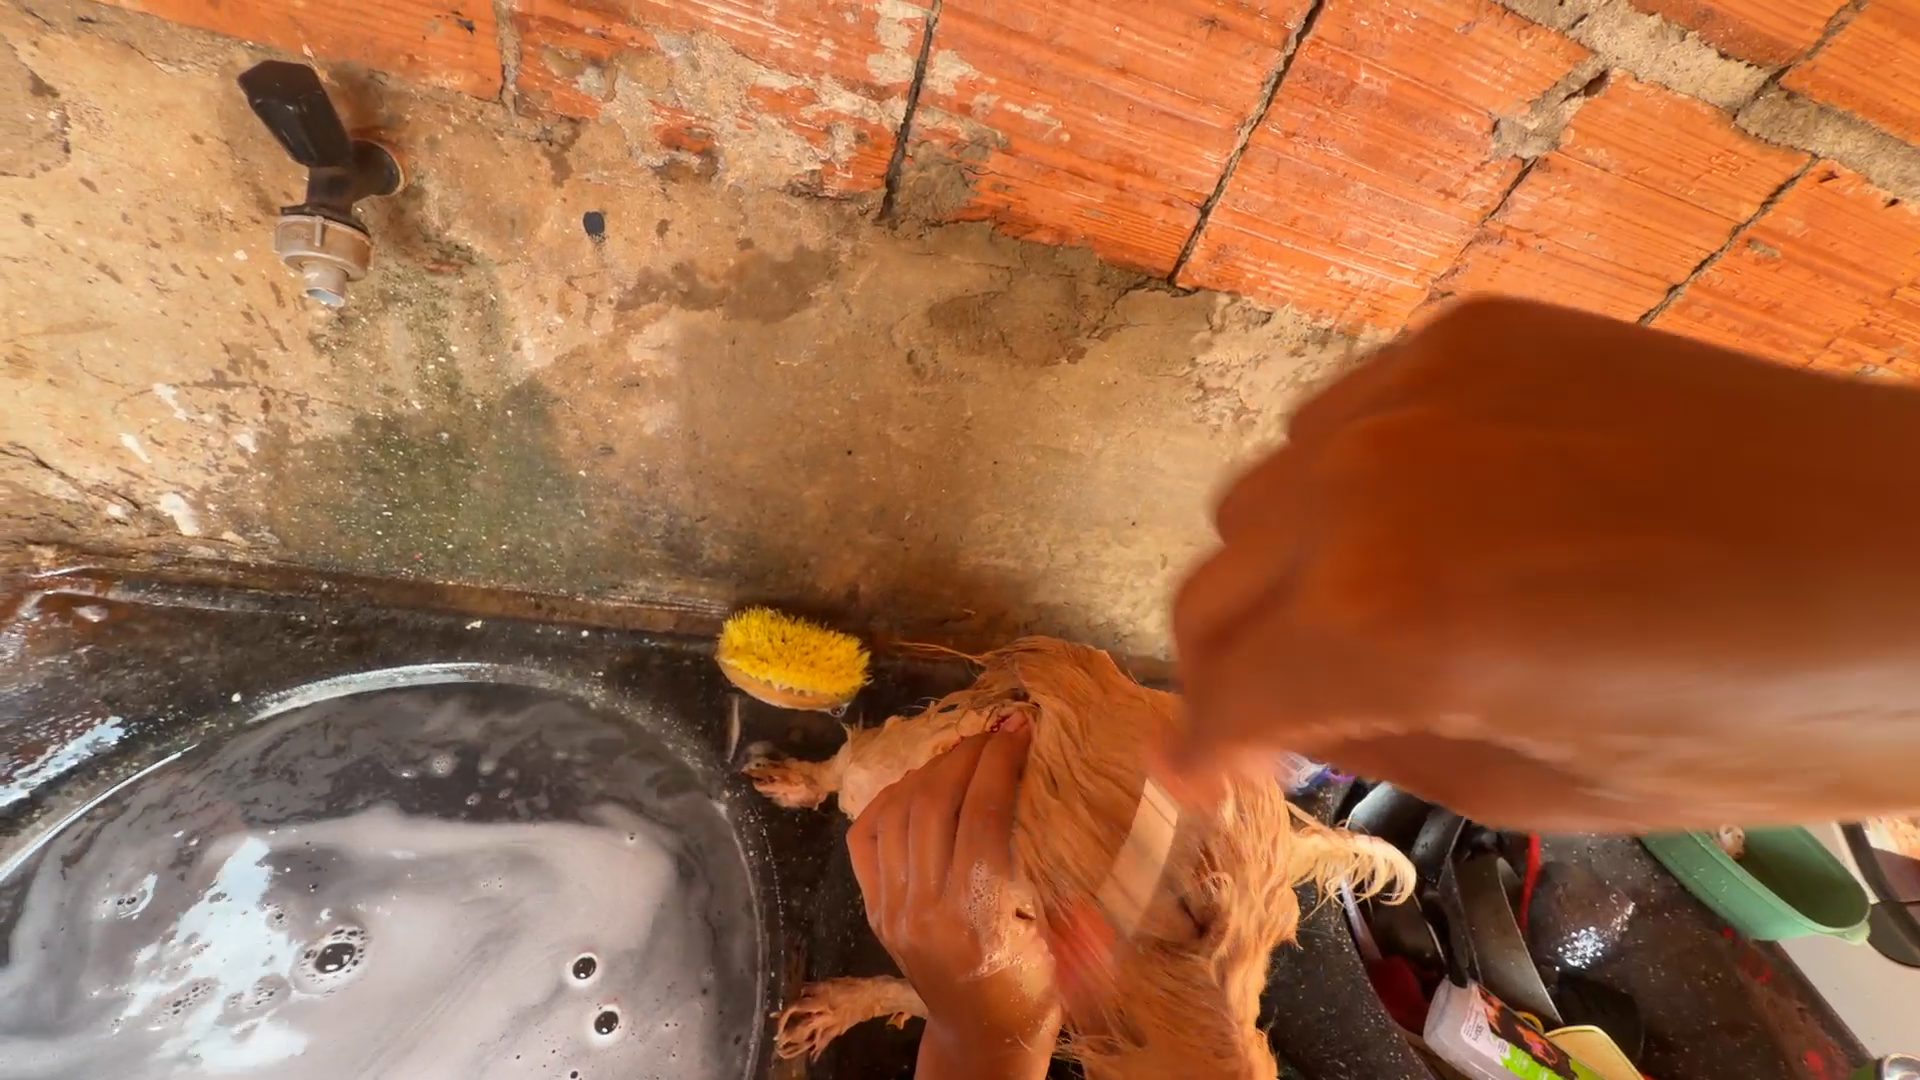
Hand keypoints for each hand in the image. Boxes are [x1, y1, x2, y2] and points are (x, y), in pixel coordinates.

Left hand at [847, 720, 1058, 1079]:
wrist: (980, 1039)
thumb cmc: (1034, 988)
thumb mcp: (1071, 949)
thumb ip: (1075, 890)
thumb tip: (1078, 816)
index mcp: (977, 918)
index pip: (983, 813)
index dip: (1001, 761)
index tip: (1020, 731)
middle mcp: (924, 908)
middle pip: (936, 800)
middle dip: (968, 753)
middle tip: (996, 733)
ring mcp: (890, 906)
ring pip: (900, 808)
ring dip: (933, 767)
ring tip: (966, 752)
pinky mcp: (873, 906)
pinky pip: (867, 832)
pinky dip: (891, 796)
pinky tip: (921, 782)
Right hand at [1172, 297, 1919, 831]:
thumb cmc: (1763, 712)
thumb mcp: (1534, 788)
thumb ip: (1359, 748)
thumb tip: (1262, 727)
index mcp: (1383, 627)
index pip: (1223, 696)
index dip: (1196, 748)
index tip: (1185, 771)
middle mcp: (1358, 495)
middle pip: (1202, 593)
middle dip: (1219, 665)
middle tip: (1266, 699)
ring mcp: (1402, 399)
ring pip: (1248, 503)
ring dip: (1274, 571)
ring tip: (1353, 594)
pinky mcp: (1452, 339)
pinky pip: (1323, 426)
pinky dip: (1334, 485)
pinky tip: (1413, 505)